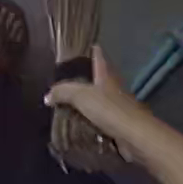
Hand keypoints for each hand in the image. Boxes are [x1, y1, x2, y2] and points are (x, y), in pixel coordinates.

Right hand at [44, 45, 158, 155]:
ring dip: (90, 103)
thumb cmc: (109, 109)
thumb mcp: (80, 96)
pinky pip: (102, 121)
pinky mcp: (120, 127)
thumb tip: (47, 96)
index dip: (95, 53)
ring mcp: (119, 109)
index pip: (100, 60)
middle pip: (101, 81)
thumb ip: (62, 93)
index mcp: (106, 78)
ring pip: (102, 102)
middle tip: (73, 79)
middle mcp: (115, 90)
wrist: (135, 137)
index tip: (93, 46)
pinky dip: (92, 122)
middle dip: (90, 79)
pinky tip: (81, 126)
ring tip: (71, 105)